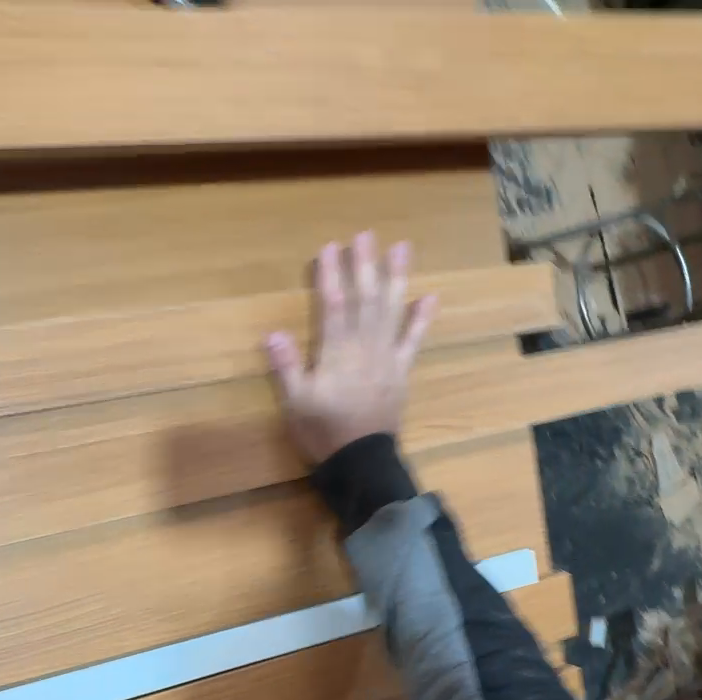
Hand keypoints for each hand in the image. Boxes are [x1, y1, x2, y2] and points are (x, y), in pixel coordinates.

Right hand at [264, 231, 436, 464]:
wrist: (360, 461)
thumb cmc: (322, 432)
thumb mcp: (295, 403)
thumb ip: (286, 367)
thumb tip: (272, 333)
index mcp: (336, 352)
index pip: (332, 305)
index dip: (330, 276)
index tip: (329, 248)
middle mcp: (364, 347)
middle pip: (364, 299)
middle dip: (363, 266)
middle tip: (365, 236)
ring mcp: (387, 357)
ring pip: (391, 311)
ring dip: (396, 279)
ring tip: (401, 249)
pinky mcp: (401, 371)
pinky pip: (413, 341)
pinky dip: (421, 319)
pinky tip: (430, 296)